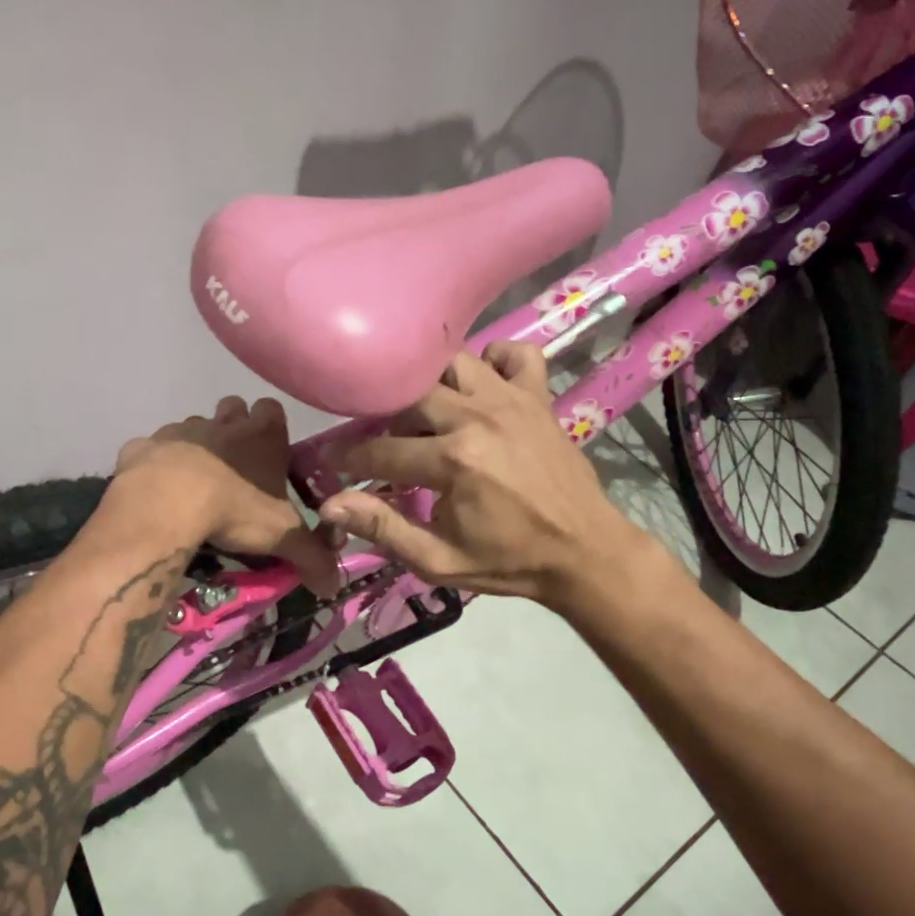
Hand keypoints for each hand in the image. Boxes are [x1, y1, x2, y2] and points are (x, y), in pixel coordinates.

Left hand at [112, 396, 341, 596]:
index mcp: (261, 434)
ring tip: (195, 485)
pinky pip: (151, 450)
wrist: (166, 505)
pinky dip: (155, 466)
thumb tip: (334, 587)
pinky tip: (157, 492)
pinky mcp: (143, 445)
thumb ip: (314, 558)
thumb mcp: (284, 537)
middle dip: (234, 430)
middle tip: (235, 469)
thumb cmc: (234, 511)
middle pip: (232, 409)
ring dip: (196, 449)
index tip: (270, 456)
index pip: (273, 410)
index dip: (271, 428)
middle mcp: (221, 423)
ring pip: (192, 429)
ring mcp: (179, 430)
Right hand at [317, 343, 656, 606]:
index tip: (329, 460)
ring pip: (452, 363)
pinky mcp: (538, 396)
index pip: (381, 449)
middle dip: (385, 415)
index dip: (348, 456)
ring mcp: (512, 400)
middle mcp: (479, 418)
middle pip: (409, 394)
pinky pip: (512, 354)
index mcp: (453, 461)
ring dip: (429, 384)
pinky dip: (491, 361)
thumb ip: (383, 528)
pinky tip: (479, 389)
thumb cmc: (507, 561)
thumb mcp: (437, 560)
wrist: (585, 553)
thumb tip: (330, 506)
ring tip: (424, 413)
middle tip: (381, 439)